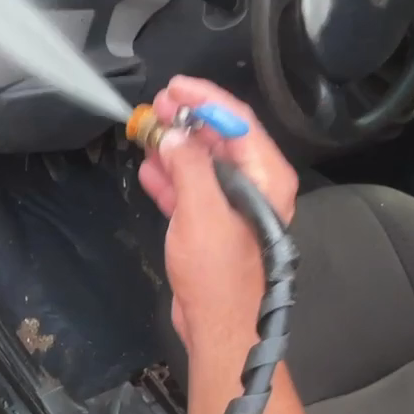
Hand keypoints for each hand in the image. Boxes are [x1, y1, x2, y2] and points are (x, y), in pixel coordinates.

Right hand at [137, 77, 298, 359]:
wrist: (217, 325)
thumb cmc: (219, 276)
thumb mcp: (202, 212)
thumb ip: (189, 168)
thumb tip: (173, 136)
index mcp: (266, 178)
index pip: (237, 123)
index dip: (205, 100)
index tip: (175, 88)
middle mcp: (254, 189)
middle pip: (220, 141)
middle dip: (187, 121)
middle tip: (158, 106)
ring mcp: (231, 210)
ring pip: (202, 166)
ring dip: (174, 149)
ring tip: (147, 132)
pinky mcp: (211, 229)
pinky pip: (190, 193)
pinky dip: (170, 179)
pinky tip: (149, 169)